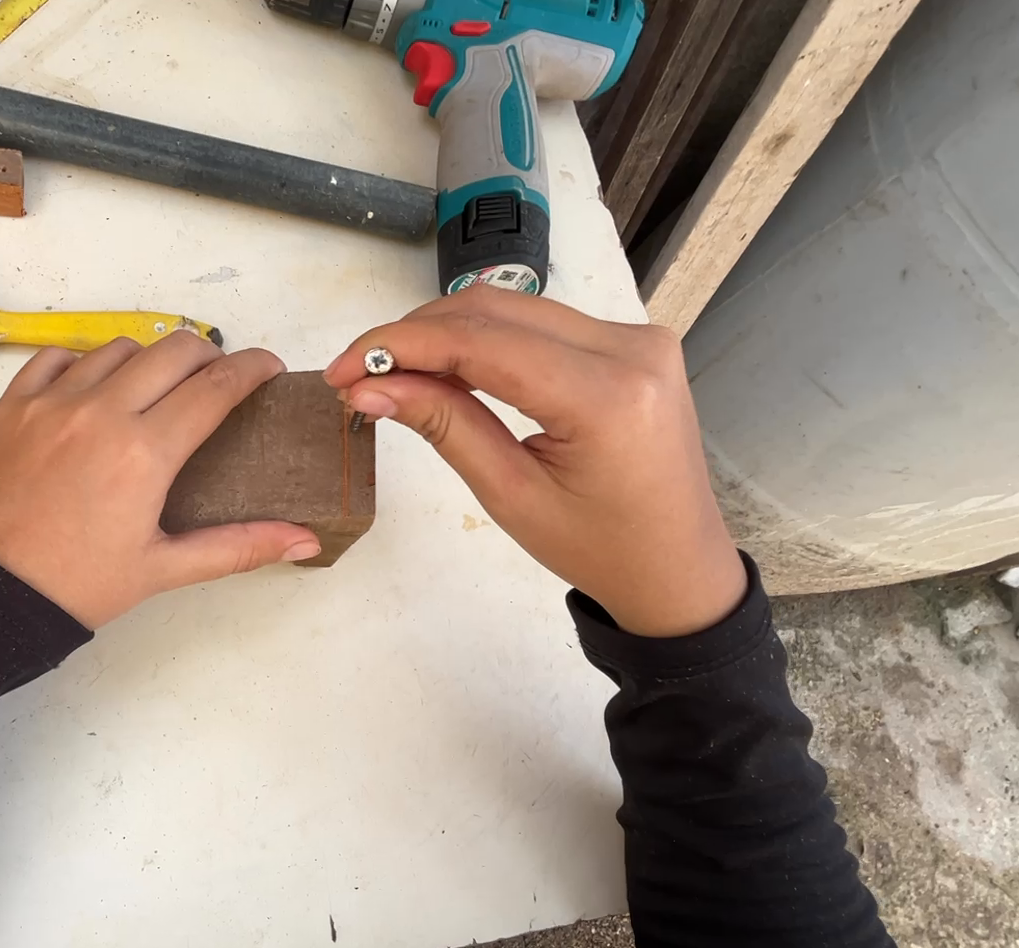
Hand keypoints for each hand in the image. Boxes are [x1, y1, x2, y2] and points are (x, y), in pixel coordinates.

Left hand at [0, 334, 322, 628]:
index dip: (253, 369)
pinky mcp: (11, 404)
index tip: (269, 368)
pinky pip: (57, 357)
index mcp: (145, 451)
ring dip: (150, 357)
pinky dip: (86, 361)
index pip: (217, 388)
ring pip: (118, 347)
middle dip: (210, 356)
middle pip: (175, 350)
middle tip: (219, 381)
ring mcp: (51, 401)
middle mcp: (102, 410)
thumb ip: (237, 547)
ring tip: (157, 386)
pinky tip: (92, 387)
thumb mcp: (159, 570)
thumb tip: (304, 542)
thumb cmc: (71, 588)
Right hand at [326, 289, 744, 638]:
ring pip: (512, 309)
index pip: (479, 342)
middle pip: (493, 309)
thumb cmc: (593, 548)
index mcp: (605, 395)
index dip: (399, 346)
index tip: (341, 370)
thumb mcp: (508, 495)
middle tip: (356, 373)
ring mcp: (635, 337)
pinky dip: (480, 340)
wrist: (677, 568)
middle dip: (412, 334)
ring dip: (441, 332)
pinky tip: (442, 367)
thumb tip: (369, 388)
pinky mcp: (628, 343)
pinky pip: (537, 324)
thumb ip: (443, 425)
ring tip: (389, 372)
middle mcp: (629, 346)